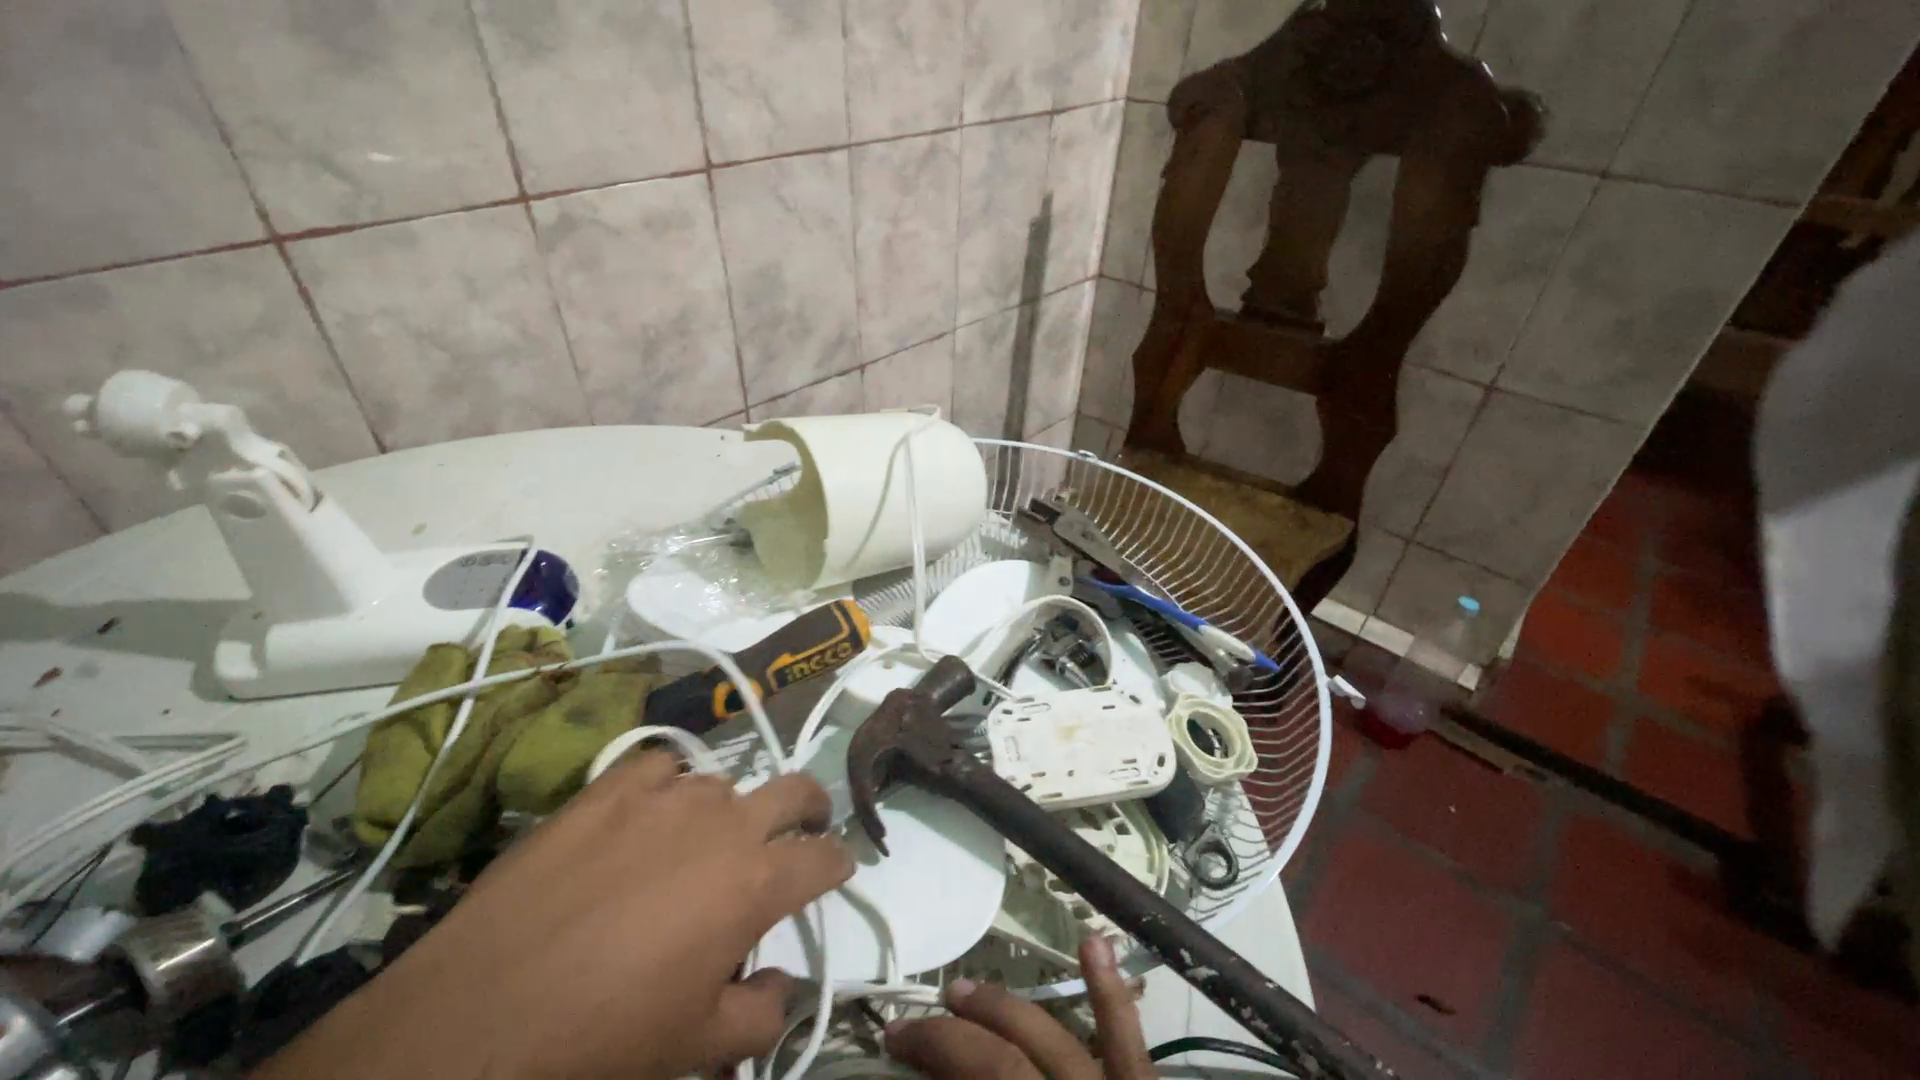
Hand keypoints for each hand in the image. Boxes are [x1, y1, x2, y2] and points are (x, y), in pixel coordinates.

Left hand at [254, 751, 852, 1078]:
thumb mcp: (701, 1046)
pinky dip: (669, 784)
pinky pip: (659, 765)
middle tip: (805, 825)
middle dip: (811, 807)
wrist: (481, 1015)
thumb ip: (764, 1012)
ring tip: (705, 838)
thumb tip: (779, 981)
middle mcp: (722, 824)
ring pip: (722, 781)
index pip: (824, 857)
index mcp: (755, 882)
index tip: (836, 869)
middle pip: (795, 789)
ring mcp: (663, 797)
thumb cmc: (604, 1035)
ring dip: (730, 808)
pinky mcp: (606, 788)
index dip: (838, 864)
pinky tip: (650, 811)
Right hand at [884, 935, 1154, 1079]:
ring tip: (961, 989)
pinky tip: (1094, 941)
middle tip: (908, 1028)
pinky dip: (1110, 992)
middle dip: (949, 1038)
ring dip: (1003, 1009)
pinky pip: (1128, 1042)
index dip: (931, 1058)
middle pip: (1002, 1062)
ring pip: (1054, 1039)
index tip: (892, 1048)